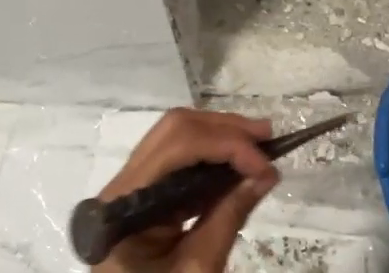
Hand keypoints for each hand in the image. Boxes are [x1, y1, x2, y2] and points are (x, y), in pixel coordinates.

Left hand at [93, 109, 278, 272]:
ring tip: (257, 143)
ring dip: (220, 135)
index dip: (226, 144)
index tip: (265, 165)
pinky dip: (209, 153)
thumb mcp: (198, 269)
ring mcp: (129, 186)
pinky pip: (176, 158)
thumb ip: (229, 218)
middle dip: (225, 129)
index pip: (177, 146)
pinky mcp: (142, 193)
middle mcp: (121, 184)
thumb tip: (266, 174)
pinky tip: (235, 160)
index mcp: (125, 203)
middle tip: (266, 137)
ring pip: (175, 136)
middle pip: (174, 131)